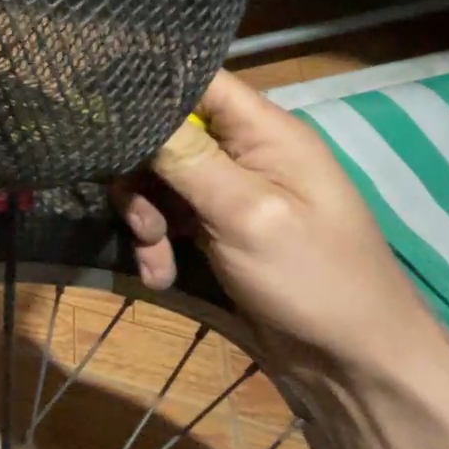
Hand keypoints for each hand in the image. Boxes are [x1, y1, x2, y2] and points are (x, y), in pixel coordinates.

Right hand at [119, 71, 448, 448]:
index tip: (91, 99)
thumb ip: (184, 155)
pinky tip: (160, 272)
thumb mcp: (245, 213)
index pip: (195, 77)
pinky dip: (155, 242)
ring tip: (153, 251)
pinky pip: (165, 213)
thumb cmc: (315, 280)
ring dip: (142, 214)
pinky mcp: (215, 222)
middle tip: (138, 213)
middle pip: (161, 129)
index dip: (143, 83)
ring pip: (154, 175)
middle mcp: (245, 150)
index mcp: (265, 131)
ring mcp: (229, 188)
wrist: (357, 371)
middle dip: (137, 171)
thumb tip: (129, 101)